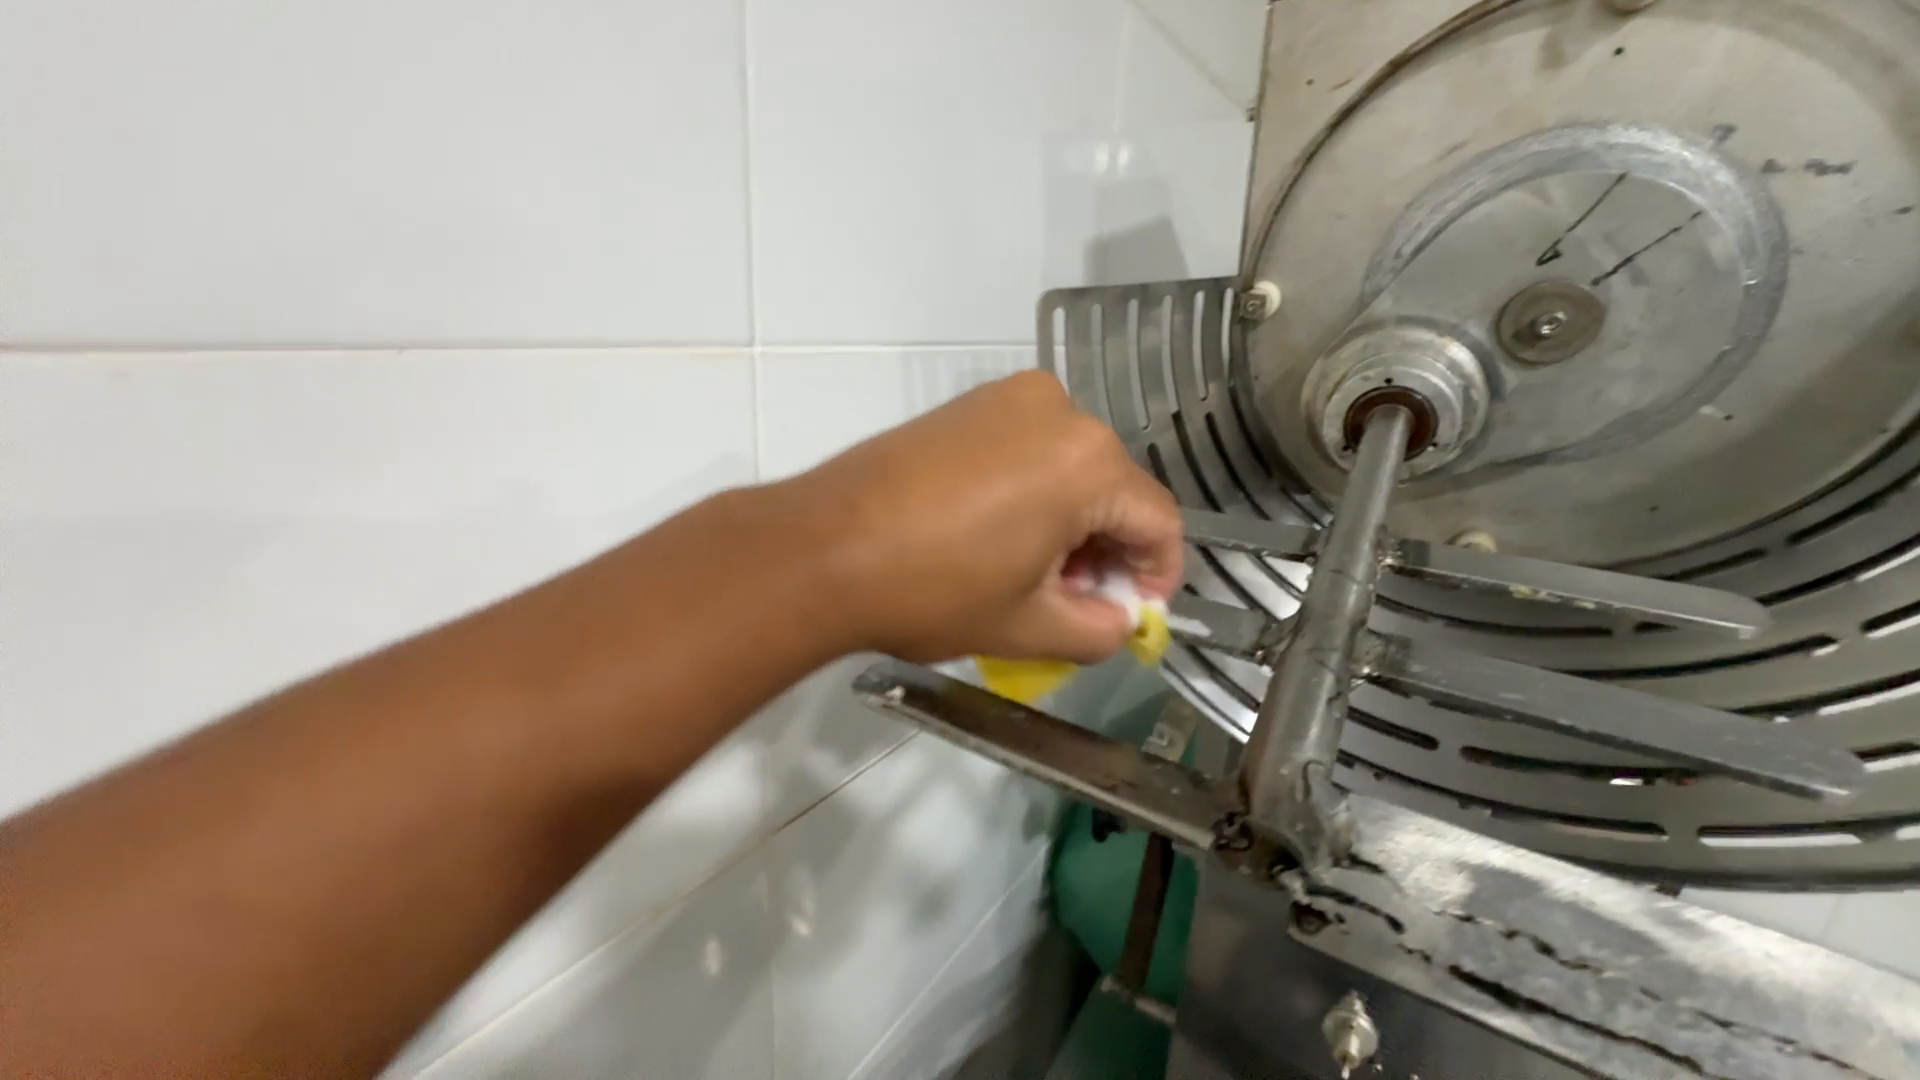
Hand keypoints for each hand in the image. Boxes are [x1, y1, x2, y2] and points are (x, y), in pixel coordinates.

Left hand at [773, 370, 1183, 663]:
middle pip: (1114, 490)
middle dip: (1106, 552)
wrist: (819, 548)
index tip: (1131, 616)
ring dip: (1069, 524)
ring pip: (1071, 469)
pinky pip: (1028, 449)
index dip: (1156, 576)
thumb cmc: (932, 590)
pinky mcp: (967, 404)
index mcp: (1088, 461)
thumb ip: (1099, 631)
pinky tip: (996, 535)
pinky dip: (1033, 492)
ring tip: (1028, 574)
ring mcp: (1006, 398)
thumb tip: (1121, 621)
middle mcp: (1059, 410)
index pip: (1158, 522)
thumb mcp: (1027, 627)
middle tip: (1073, 603)